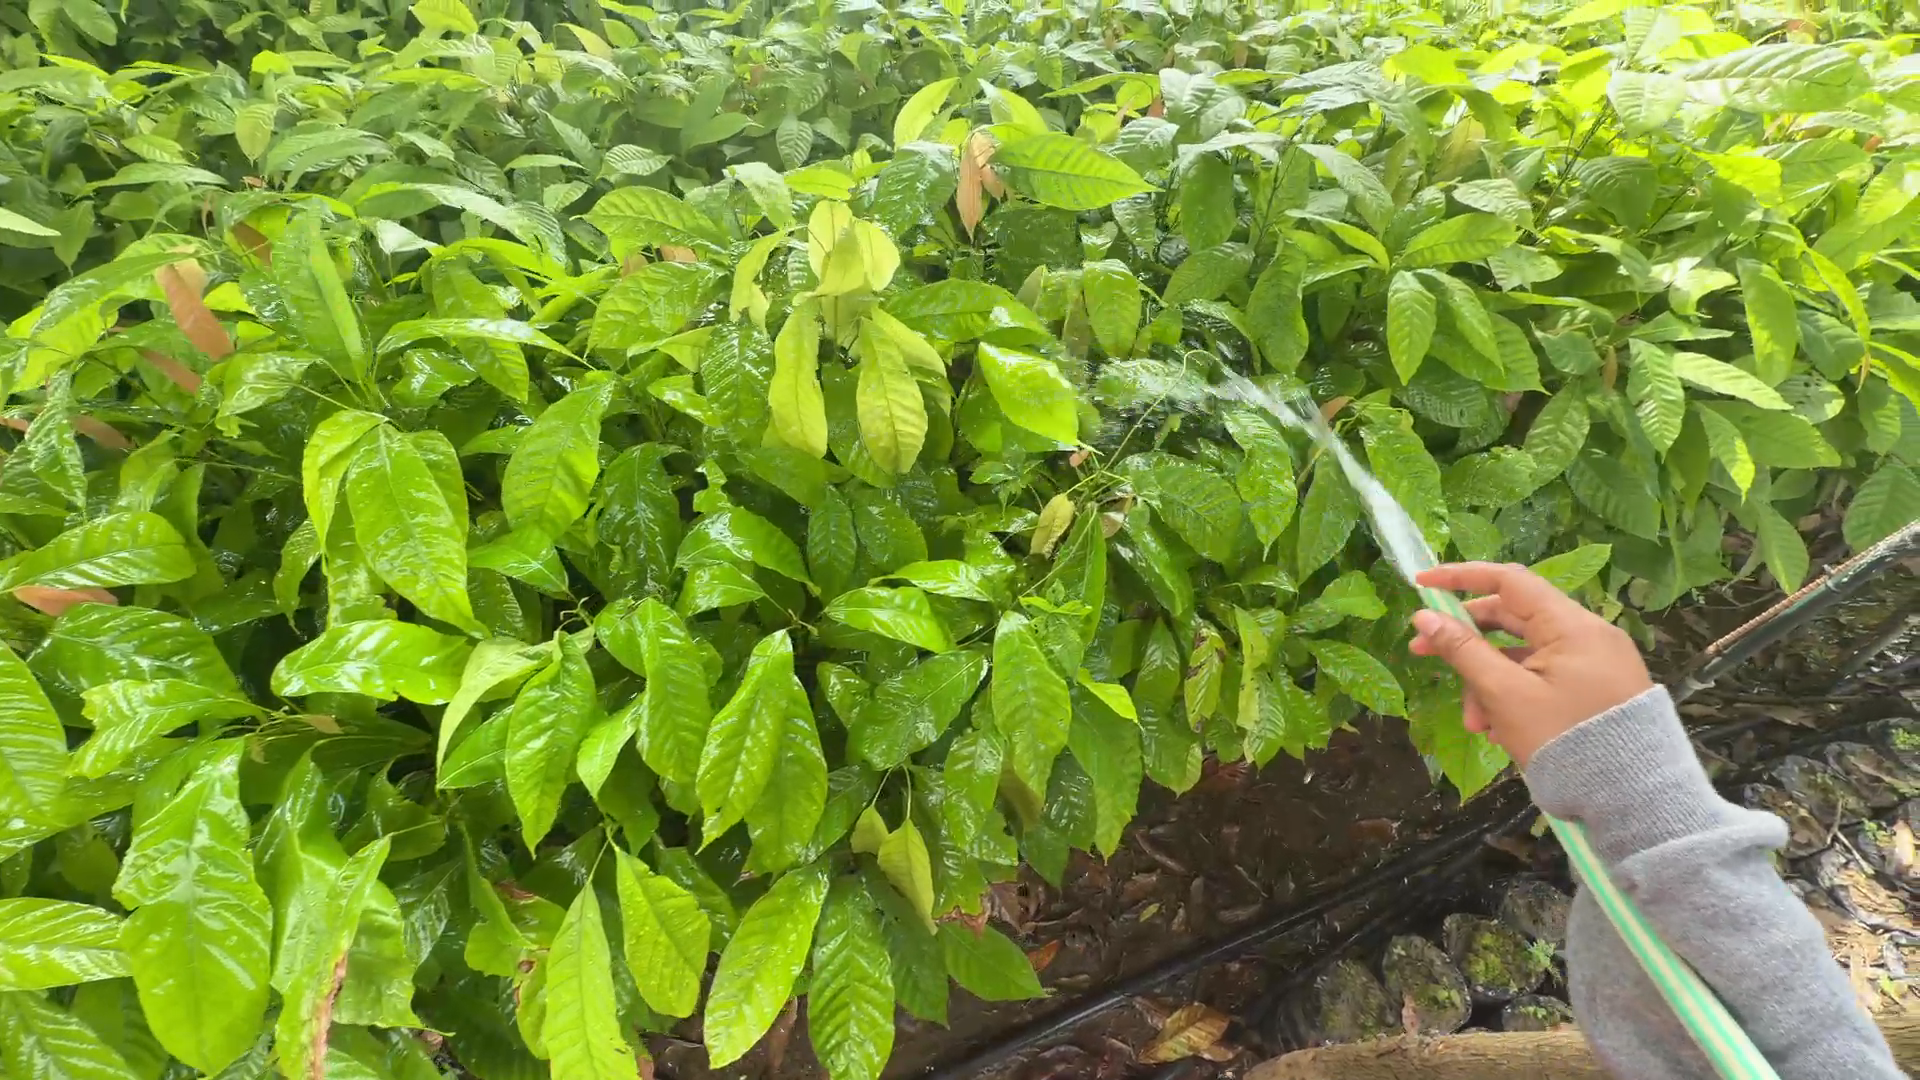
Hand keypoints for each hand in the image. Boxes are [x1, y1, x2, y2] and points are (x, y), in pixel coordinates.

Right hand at [1408, 562, 1653, 766]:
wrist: (1635, 803)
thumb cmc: (1564, 738)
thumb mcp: (1502, 692)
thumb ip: (1461, 649)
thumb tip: (1424, 617)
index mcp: (1572, 627)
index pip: (1508, 581)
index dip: (1460, 577)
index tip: (1420, 583)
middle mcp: (1587, 636)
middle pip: (1511, 618)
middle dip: (1465, 640)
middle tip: (1422, 653)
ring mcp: (1593, 663)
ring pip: (1520, 652)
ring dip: (1485, 678)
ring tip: (1474, 721)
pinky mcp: (1593, 688)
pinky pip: (1539, 675)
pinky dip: (1510, 692)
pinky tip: (1497, 727)